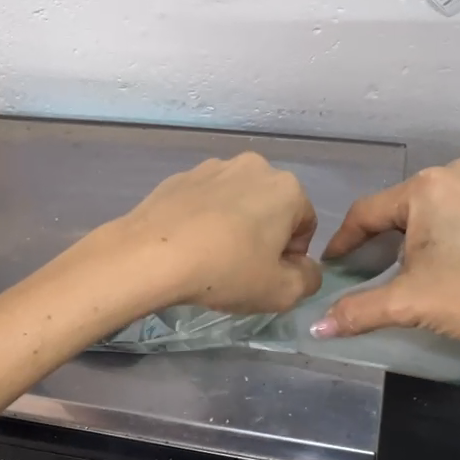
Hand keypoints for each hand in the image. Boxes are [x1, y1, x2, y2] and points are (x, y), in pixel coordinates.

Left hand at [95, 152, 322, 313]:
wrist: (151, 256)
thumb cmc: (226, 271)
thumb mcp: (281, 292)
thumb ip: (308, 280)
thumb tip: (305, 269)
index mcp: (287, 188)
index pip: (305, 226)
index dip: (292, 257)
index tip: (268, 277)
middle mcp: (253, 167)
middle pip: (270, 209)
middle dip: (263, 237)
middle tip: (240, 269)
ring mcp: (212, 168)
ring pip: (235, 203)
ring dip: (233, 226)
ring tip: (211, 258)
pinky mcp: (179, 177)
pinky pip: (203, 202)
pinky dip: (202, 220)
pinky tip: (188, 246)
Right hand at [312, 158, 459, 351]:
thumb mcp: (409, 304)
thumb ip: (358, 311)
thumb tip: (316, 328)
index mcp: (427, 187)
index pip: (367, 213)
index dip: (344, 243)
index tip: (333, 267)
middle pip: (403, 207)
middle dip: (382, 239)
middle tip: (370, 271)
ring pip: (438, 208)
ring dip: (419, 235)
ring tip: (412, 267)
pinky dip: (454, 232)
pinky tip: (457, 260)